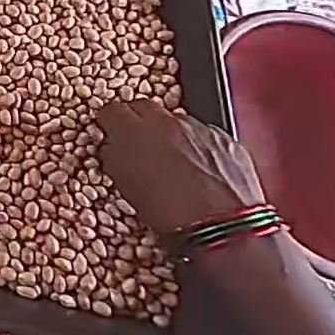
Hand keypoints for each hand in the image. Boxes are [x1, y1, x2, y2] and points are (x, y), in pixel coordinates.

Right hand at [97, 100, 265, 235]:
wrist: (221, 229)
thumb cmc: (169, 212)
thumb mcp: (124, 185)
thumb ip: (113, 156)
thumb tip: (113, 146)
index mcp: (132, 132)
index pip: (111, 110)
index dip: (109, 120)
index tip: (110, 128)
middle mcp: (165, 123)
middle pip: (143, 106)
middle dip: (138, 119)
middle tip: (137, 140)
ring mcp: (198, 128)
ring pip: (176, 119)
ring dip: (169, 132)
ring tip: (172, 159)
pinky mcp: (225, 139)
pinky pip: (204, 134)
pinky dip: (197, 144)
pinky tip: (198, 167)